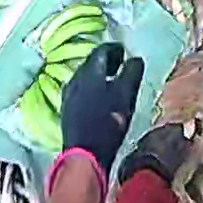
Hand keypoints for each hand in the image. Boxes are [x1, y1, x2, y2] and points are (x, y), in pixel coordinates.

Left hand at [61, 42, 143, 170]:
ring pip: (85, 77)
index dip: (114, 49)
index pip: (101, 51)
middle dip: (107, 62)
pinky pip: (80, 90)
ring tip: (112, 82)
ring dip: (99, 76)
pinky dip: (91, 89)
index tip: (124, 52)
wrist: (84, 152)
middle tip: (120, 65)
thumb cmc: (108, 122)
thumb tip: (135, 58)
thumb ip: (131, 73)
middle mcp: (75, 78)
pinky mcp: (67, 109)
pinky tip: (98, 99)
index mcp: (90, 71)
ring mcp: (69, 94)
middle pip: (91, 63)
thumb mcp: (125, 94)